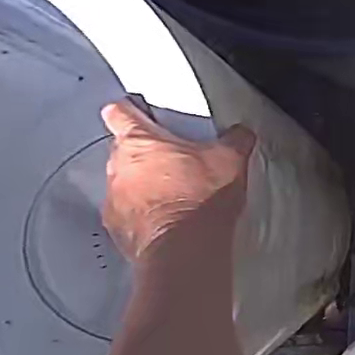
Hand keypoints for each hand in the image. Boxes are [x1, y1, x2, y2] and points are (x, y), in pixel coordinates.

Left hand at [100, 98, 254, 260]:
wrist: (186, 244)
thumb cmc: (201, 196)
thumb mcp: (231, 159)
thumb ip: (235, 139)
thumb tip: (240, 132)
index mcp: (141, 142)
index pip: (119, 114)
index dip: (129, 110)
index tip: (138, 111)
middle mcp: (118, 167)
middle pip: (124, 148)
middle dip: (148, 151)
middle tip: (178, 157)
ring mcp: (114, 197)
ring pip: (125, 180)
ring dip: (145, 181)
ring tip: (178, 190)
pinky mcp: (117, 225)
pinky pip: (128, 210)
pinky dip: (145, 210)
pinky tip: (172, 215)